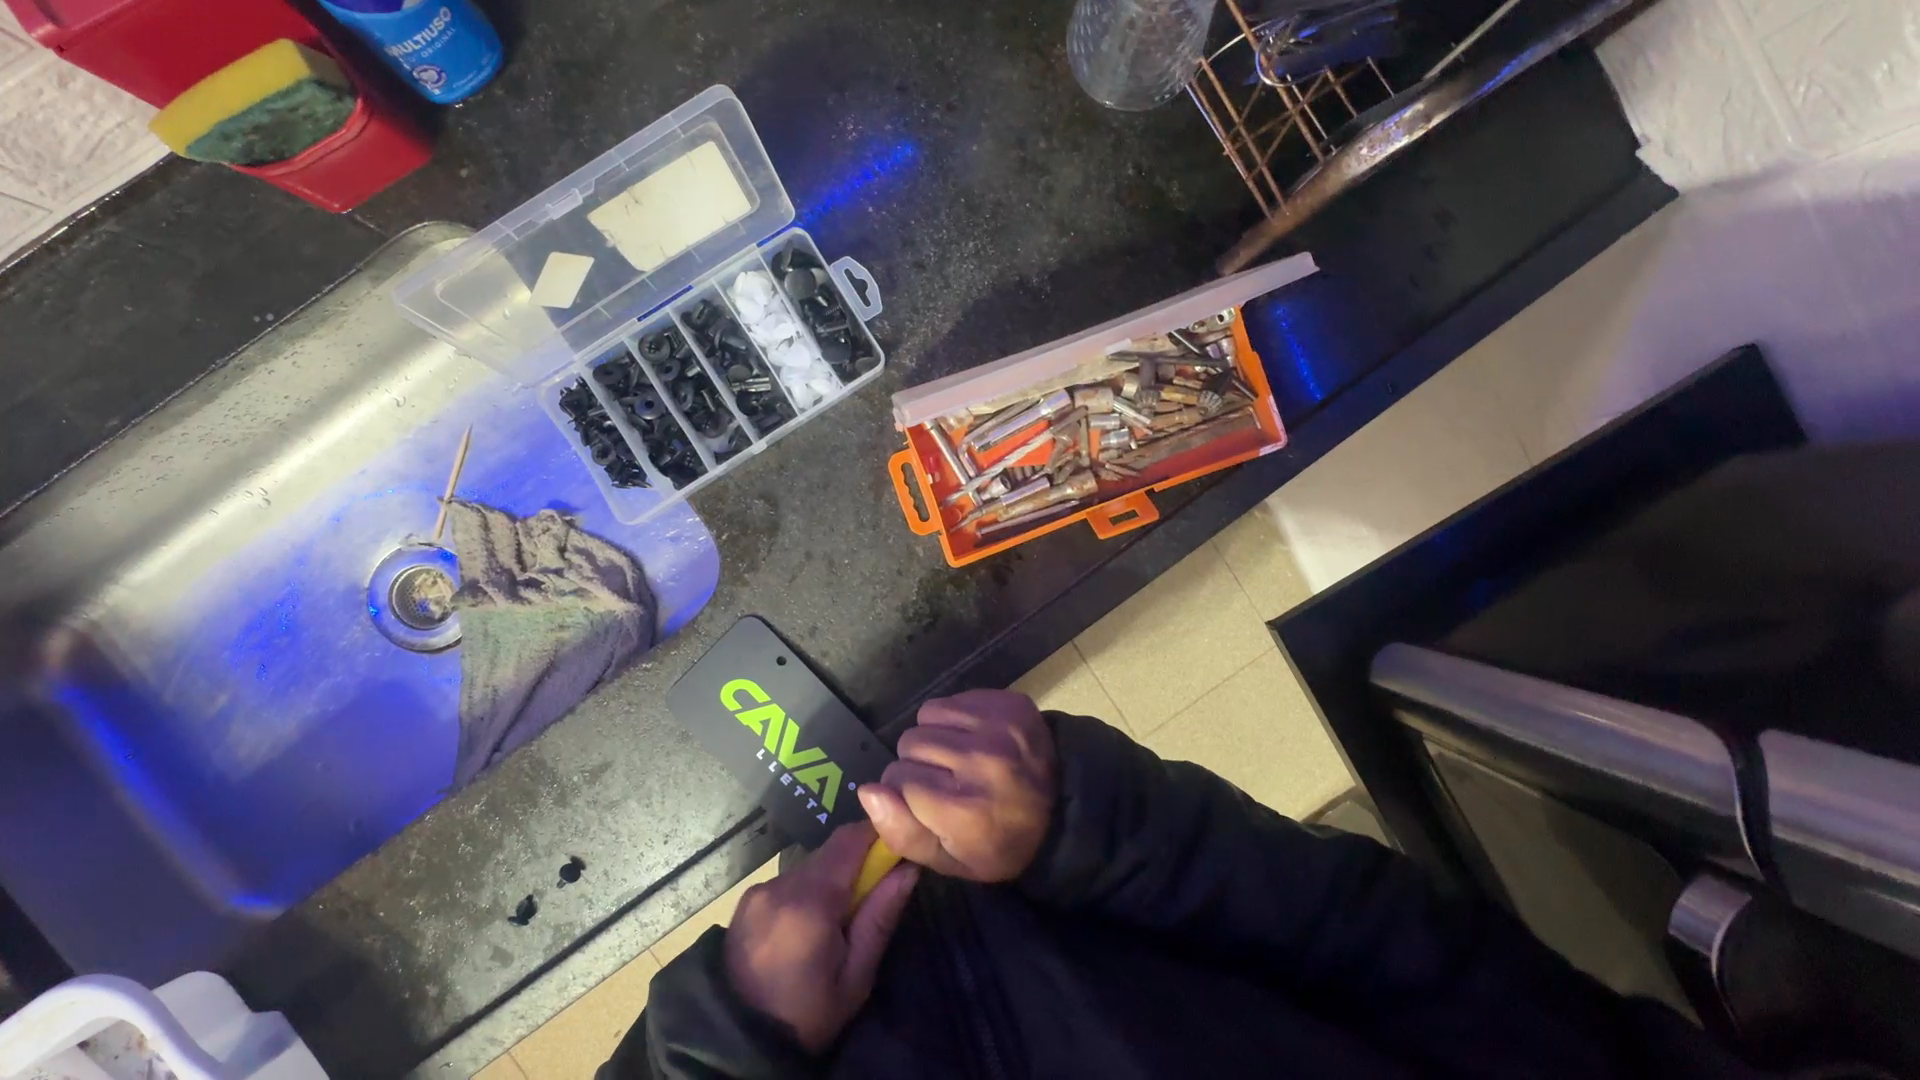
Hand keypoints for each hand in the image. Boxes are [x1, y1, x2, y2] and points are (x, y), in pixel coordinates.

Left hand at [725, 822, 919, 1052]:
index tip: (897, 851)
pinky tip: (807, 927)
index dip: (876, 835)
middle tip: (872, 898)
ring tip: (837, 922)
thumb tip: (909, 869)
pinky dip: (806, 893)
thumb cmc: (807, 1016)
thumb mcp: (856, 977)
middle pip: (829, 852)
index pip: (849, 839)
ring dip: (829, 881)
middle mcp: (781, 884)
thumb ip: (881, 916)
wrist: (741, 1042)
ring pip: (809, 867)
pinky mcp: (746, 900)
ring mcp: (759, 890)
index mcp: (810, 901)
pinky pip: (788, 883)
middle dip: (856, 864)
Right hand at [858, 688, 1056, 881]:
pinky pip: (951, 700)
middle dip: (917, 764)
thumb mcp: (950, 860)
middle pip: (909, 745)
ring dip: (933, 738)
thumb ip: (902, 832)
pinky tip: (972, 739)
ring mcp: (998, 727)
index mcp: (964, 809)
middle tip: (944, 780)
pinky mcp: (1008, 704)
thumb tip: (866, 790)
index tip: (927, 803)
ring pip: (925, 718)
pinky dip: (952, 719)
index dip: (905, 792)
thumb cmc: (1001, 843)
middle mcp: (980, 762)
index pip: (896, 780)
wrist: (1063, 810)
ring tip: (956, 758)